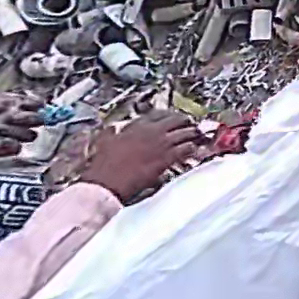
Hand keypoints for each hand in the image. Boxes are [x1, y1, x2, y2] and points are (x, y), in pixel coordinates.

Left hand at [0, 97, 42, 164]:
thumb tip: (9, 104)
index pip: (25, 103)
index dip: (34, 103)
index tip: (38, 104)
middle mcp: (3, 121)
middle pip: (30, 118)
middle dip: (32, 118)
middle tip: (27, 119)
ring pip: (26, 133)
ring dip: (22, 132)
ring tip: (11, 132)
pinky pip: (12, 149)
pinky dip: (13, 146)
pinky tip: (7, 144)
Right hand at [77, 110, 202, 202]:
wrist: (104, 184)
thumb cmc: (102, 166)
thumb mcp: (103, 143)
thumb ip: (110, 133)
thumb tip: (112, 129)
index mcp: (136, 126)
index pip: (159, 114)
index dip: (168, 116)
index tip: (173, 119)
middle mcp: (152, 131)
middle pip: (178, 119)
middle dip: (186, 121)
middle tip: (189, 125)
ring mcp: (162, 143)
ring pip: (186, 132)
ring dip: (193, 134)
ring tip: (196, 136)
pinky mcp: (167, 157)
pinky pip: (187, 148)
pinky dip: (192, 148)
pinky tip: (193, 150)